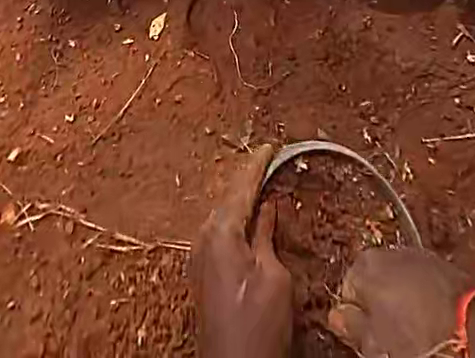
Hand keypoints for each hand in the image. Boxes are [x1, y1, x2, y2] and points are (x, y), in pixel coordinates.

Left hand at [193, 146, 292, 357]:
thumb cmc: (257, 328)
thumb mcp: (273, 276)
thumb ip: (267, 235)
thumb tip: (268, 206)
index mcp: (221, 232)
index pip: (242, 187)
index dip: (258, 165)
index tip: (270, 147)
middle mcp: (204, 237)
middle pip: (230, 198)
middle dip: (249, 179)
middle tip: (268, 159)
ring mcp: (201, 255)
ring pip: (226, 215)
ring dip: (243, 199)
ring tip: (262, 181)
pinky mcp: (204, 272)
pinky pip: (222, 232)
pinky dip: (238, 219)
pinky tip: (250, 217)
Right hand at [326, 248, 470, 357]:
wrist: (473, 329)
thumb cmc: (419, 338)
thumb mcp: (376, 344)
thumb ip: (352, 327)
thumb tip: (337, 318)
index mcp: (364, 267)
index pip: (347, 292)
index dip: (357, 320)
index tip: (367, 339)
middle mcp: (385, 252)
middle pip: (372, 284)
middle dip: (378, 309)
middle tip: (390, 339)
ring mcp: (414, 256)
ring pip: (396, 282)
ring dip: (400, 302)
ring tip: (414, 331)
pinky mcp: (439, 264)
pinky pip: (420, 282)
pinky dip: (421, 298)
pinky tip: (431, 321)